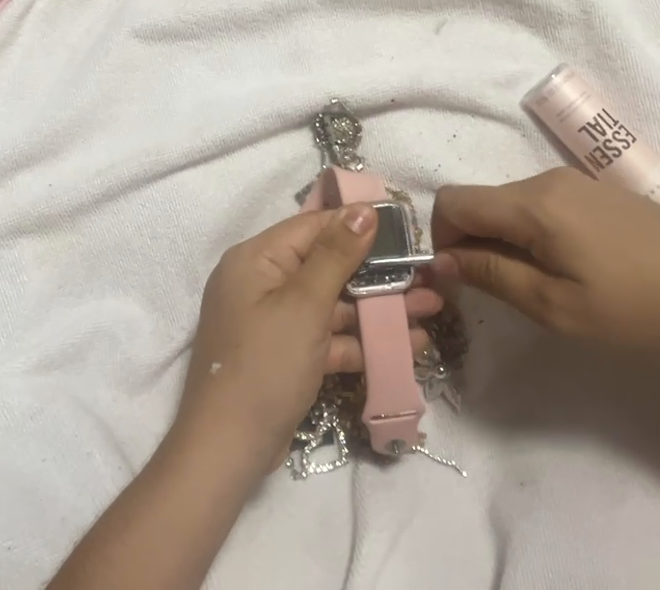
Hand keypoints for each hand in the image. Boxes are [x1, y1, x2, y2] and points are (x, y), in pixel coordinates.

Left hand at [175, 205, 439, 467]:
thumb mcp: (304, 304)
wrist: (227, 451)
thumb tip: (363, 208)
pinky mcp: (286, 355)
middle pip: (328, 265)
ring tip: (431, 308)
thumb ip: (336, 254)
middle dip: (379, 272)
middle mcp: (262, 283)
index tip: (405, 227)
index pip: (314, 226)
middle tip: (427, 273)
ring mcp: (274, 322)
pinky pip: (328, 336)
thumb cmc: (264, 364)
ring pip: (333, 303)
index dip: (359, 224)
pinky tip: (408, 344)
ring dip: (379, 308)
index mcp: (256, 259)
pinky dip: (362, 341)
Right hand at [431, 168, 659, 354]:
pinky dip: (532, 234)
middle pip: (481, 201)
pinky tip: (569, 269)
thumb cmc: (637, 306)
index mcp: (532, 203)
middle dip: (471, 242)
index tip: (460, 281)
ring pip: (511, 204)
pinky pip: (542, 205)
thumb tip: (442, 260)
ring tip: (539, 286)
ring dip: (503, 240)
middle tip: (499, 293)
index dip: (440, 239)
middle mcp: (547, 180)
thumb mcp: (556, 306)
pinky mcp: (598, 192)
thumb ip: (493, 276)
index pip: (453, 201)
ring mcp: (576, 182)